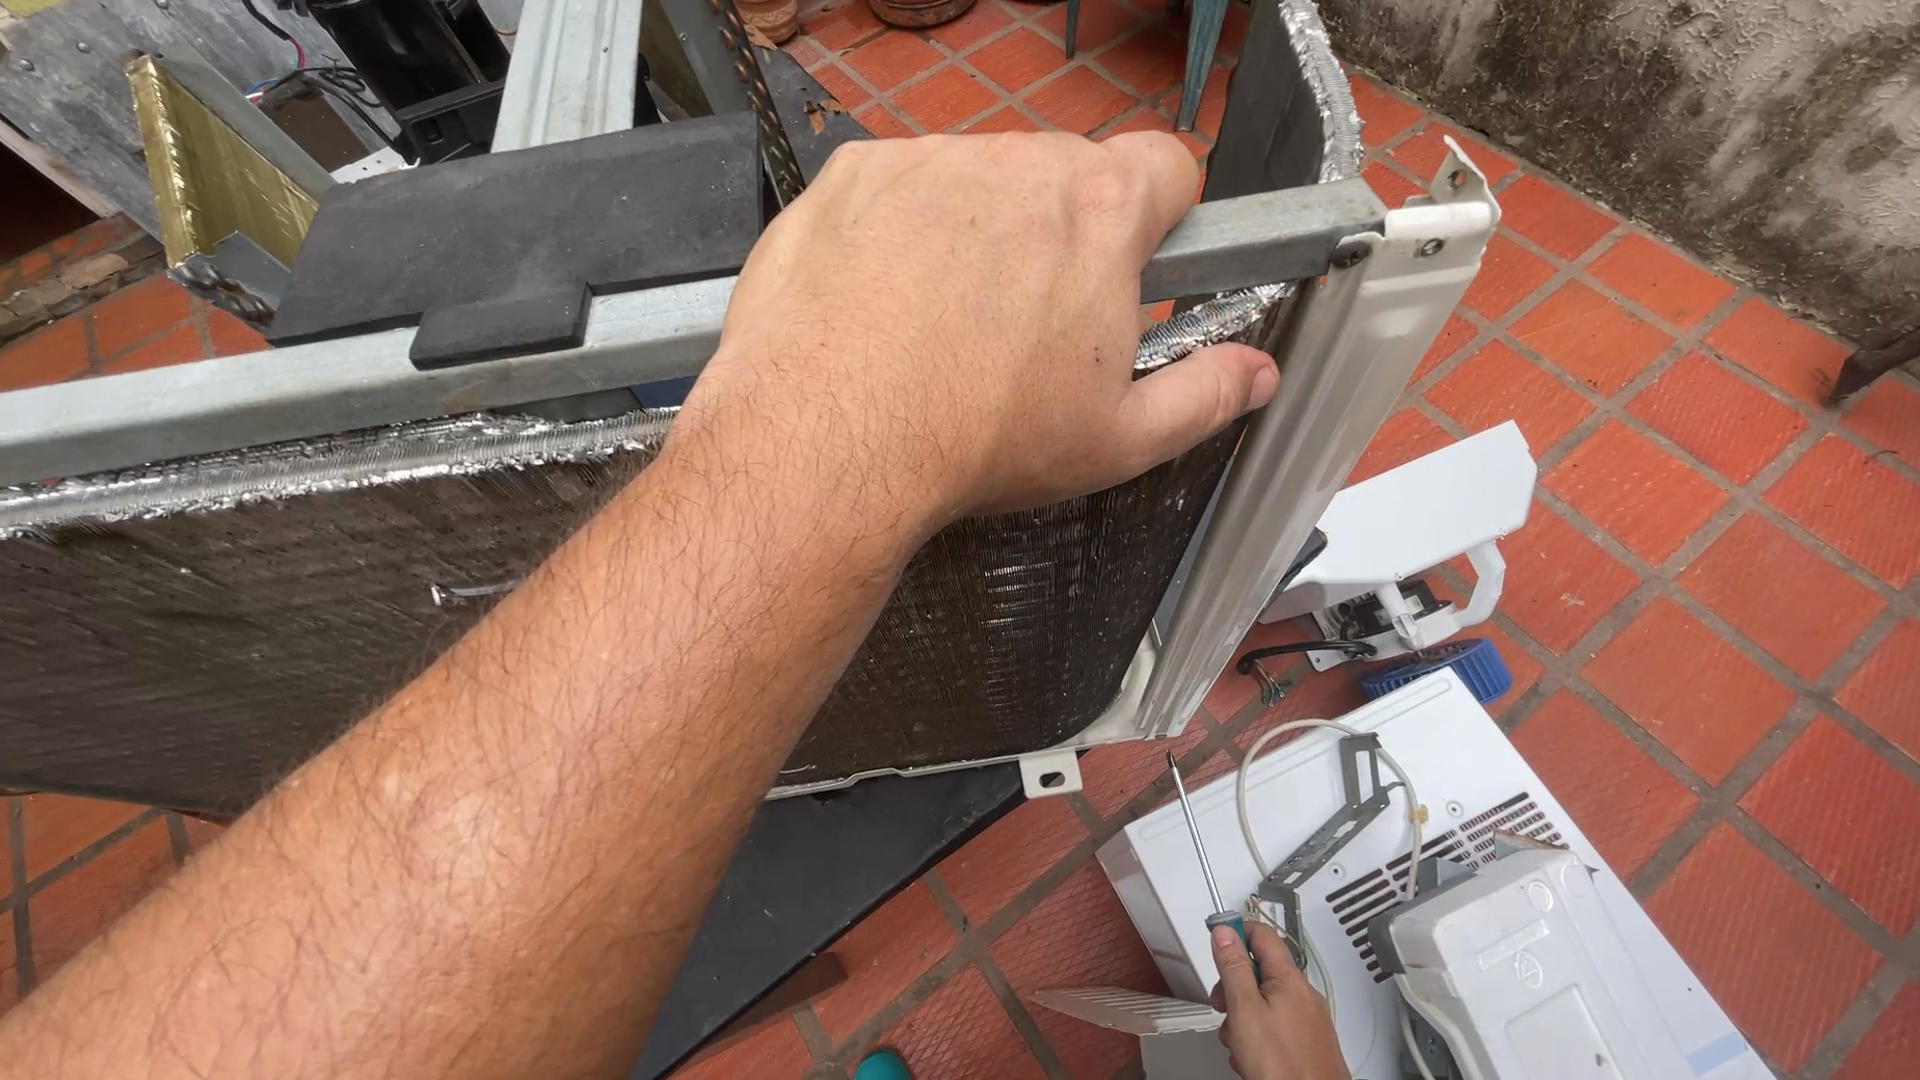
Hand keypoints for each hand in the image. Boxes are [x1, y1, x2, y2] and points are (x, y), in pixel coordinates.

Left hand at [678, 131, 1278, 541]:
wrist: (829, 445)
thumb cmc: (973, 442)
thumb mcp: (1115, 441)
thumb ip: (1203, 397)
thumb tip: (1253, 374)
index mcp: (1100, 213)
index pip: (1169, 168)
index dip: (1161, 219)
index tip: (1138, 265)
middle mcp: (1015, 164)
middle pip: (1066, 178)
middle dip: (1061, 238)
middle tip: (1028, 325)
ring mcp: (926, 162)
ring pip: (980, 183)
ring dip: (978, 235)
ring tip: (948, 325)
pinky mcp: (853, 179)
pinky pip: (899, 189)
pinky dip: (902, 233)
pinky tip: (889, 304)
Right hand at [1209, 923, 1350, 1079]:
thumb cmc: (1280, 1065)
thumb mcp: (1245, 1009)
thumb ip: (1233, 967)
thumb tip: (1224, 930)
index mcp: (1290, 980)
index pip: (1261, 934)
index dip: (1235, 932)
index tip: (1215, 943)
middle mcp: (1304, 995)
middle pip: (1260, 971)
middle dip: (1234, 986)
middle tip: (1221, 1006)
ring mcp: (1309, 1021)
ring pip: (1265, 1002)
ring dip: (1243, 1016)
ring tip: (1238, 1043)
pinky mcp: (1309, 1044)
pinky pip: (1277, 1025)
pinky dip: (1259, 1035)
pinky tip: (1252, 1057)